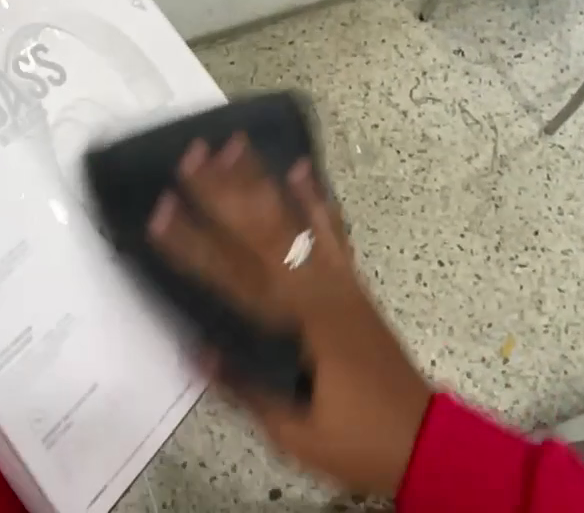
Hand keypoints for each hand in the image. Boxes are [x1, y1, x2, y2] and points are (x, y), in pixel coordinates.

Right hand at [148, 135, 432, 497]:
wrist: (425, 439)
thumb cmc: (357, 439)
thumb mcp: (296, 433)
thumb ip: (248, 387)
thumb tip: (198, 349)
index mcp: (296, 327)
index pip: (230, 277)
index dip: (190, 244)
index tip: (157, 212)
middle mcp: (315, 291)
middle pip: (260, 232)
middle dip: (222, 192)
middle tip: (191, 155)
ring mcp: (336, 281)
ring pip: (292, 221)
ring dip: (261, 181)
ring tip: (235, 144)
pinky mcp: (351, 282)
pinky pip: (331, 231)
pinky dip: (316, 198)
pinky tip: (301, 168)